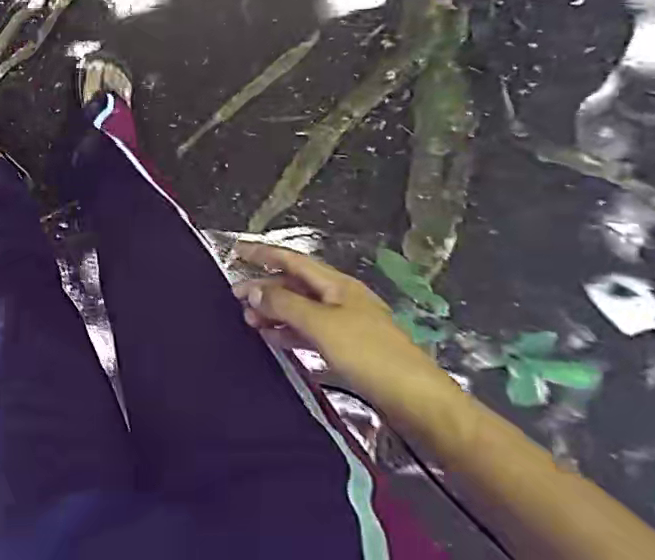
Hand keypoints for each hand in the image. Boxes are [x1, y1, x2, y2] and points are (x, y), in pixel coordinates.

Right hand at [231, 244, 452, 408]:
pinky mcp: (351, 350)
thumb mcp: (321, 325)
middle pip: (296, 285)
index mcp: (337, 284)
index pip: (292, 259)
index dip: (262, 253)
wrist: (420, 402)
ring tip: (250, 322)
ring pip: (302, 309)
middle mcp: (341, 298)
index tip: (235, 251)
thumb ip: (284, 305)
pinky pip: (312, 332)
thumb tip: (252, 290)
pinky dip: (291, 332)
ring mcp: (348, 325)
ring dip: (275, 312)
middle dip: (265, 288)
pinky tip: (275, 340)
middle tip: (236, 298)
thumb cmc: (369, 355)